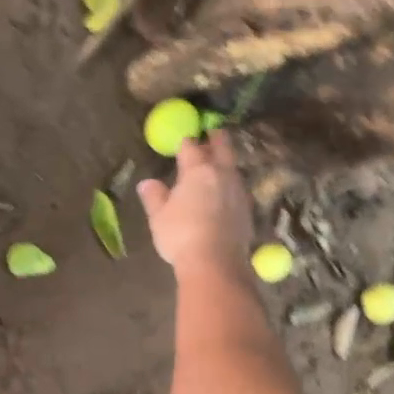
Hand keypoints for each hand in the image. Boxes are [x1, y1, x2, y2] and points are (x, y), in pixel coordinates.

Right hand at [136, 130, 255, 280]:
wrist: (215, 261)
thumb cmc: (181, 235)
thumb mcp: (159, 218)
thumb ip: (154, 197)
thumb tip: (146, 183)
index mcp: (197, 170)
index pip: (190, 147)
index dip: (185, 142)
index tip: (183, 140)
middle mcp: (221, 173)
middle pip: (222, 147)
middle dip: (216, 138)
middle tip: (213, 132)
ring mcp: (238, 190)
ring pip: (233, 167)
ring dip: (226, 162)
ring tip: (220, 164)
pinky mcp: (247, 208)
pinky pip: (238, 189)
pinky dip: (231, 186)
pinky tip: (226, 194)